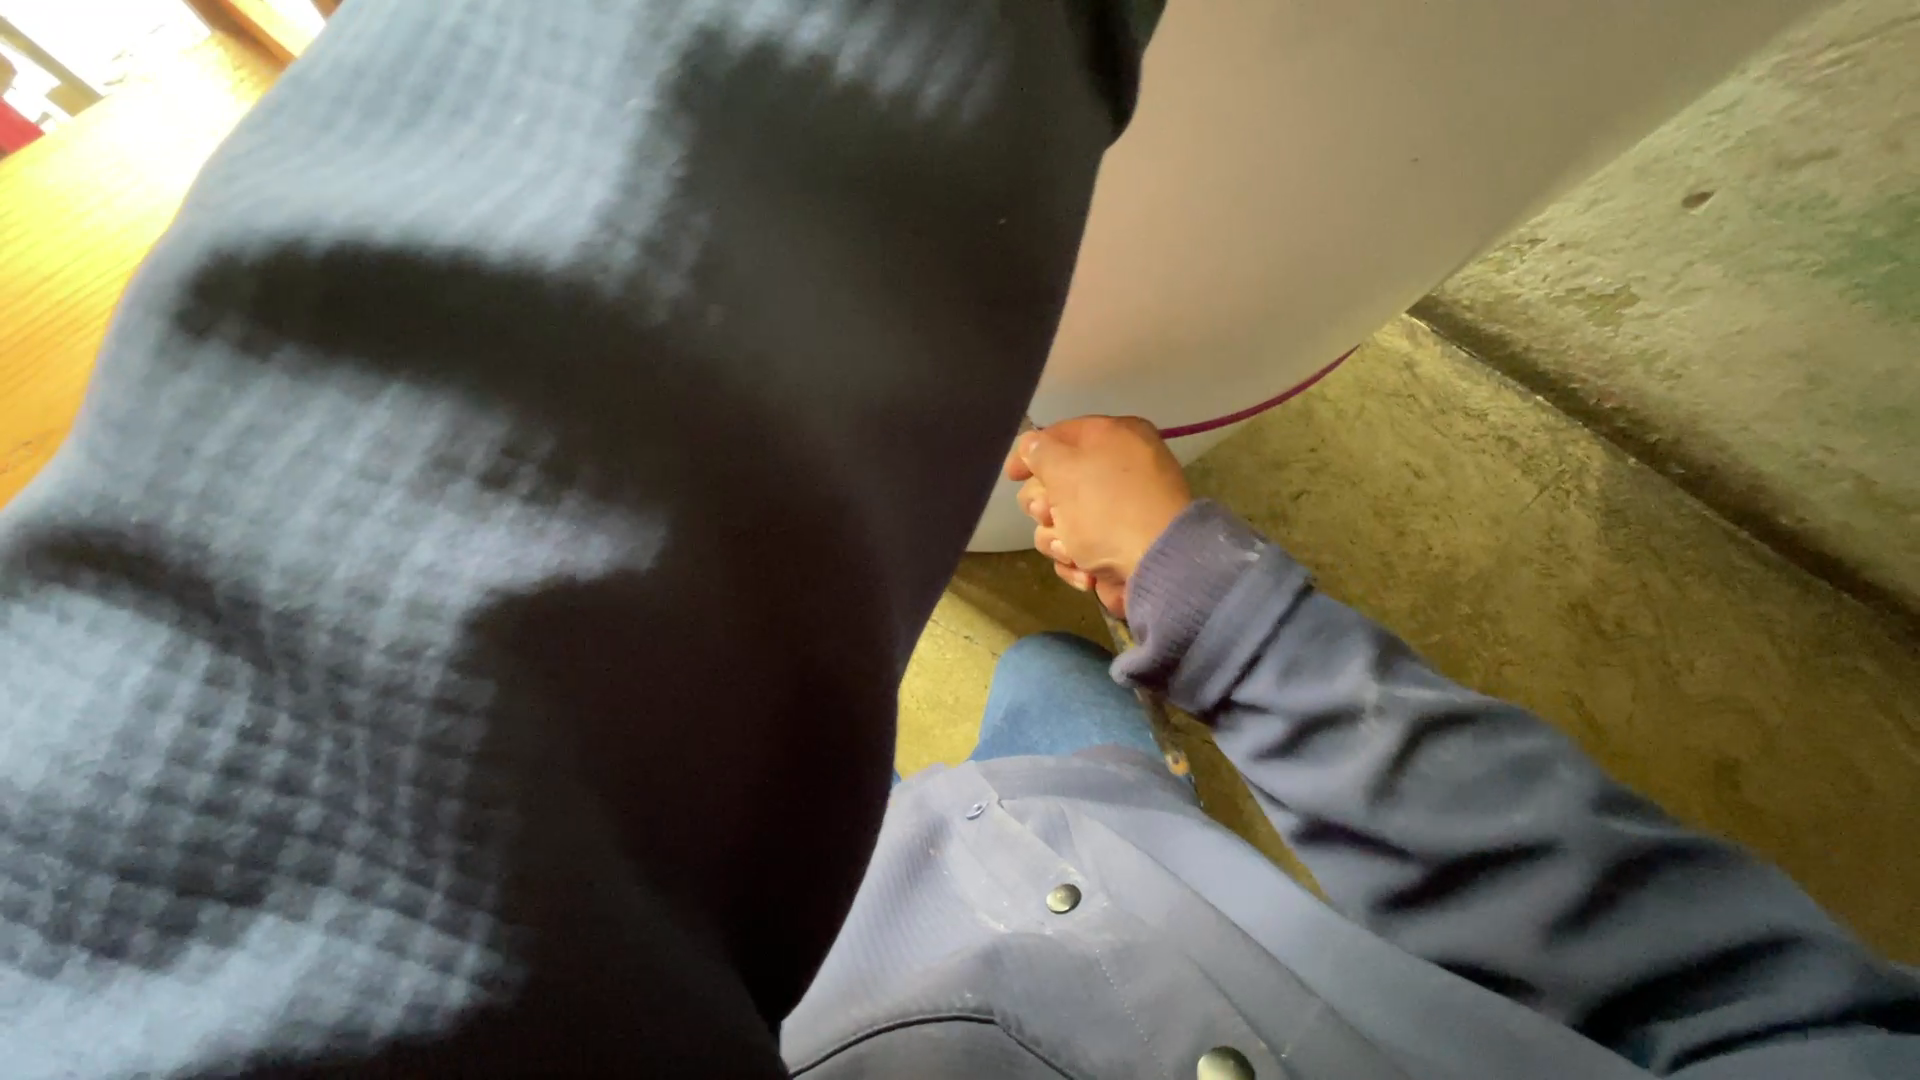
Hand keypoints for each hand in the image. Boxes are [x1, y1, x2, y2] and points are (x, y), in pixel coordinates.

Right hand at [1005, 415, 1192, 617]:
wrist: (1153, 568)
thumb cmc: (1107, 509)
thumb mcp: (1065, 469)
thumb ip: (1039, 451)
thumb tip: (1031, 446)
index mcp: (1115, 438)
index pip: (1060, 435)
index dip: (1031, 454)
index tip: (1012, 475)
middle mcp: (1117, 471)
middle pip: (1054, 482)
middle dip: (1044, 505)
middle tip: (1050, 514)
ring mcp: (1115, 514)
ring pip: (1059, 521)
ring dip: (1057, 538)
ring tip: (1072, 549)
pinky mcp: (1112, 549)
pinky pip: (1075, 550)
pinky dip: (1075, 561)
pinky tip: (1086, 570)